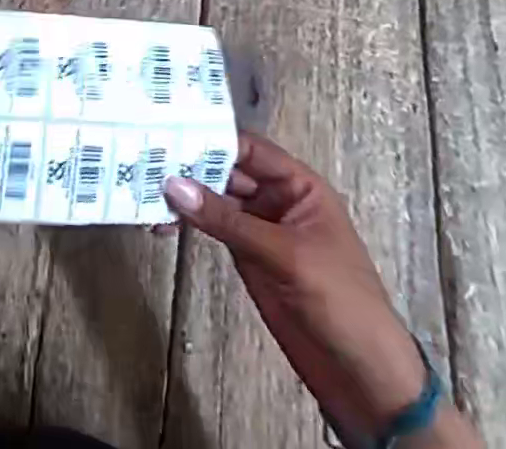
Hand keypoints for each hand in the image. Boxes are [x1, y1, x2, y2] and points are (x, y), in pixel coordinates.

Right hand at [165, 133, 429, 438]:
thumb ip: (228, 221)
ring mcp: (259, 227)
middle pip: (227, 171)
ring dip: (184, 196)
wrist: (361, 373)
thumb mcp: (286, 254)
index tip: (171, 132)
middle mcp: (276, 198)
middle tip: (145, 161)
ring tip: (144, 191)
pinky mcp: (246, 254)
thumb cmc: (341, 300)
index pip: (250, 149)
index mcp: (298, 185)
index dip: (213, 138)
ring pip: (214, 199)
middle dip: (190, 166)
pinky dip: (187, 223)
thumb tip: (175, 185)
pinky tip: (163, 224)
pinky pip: (211, 227)